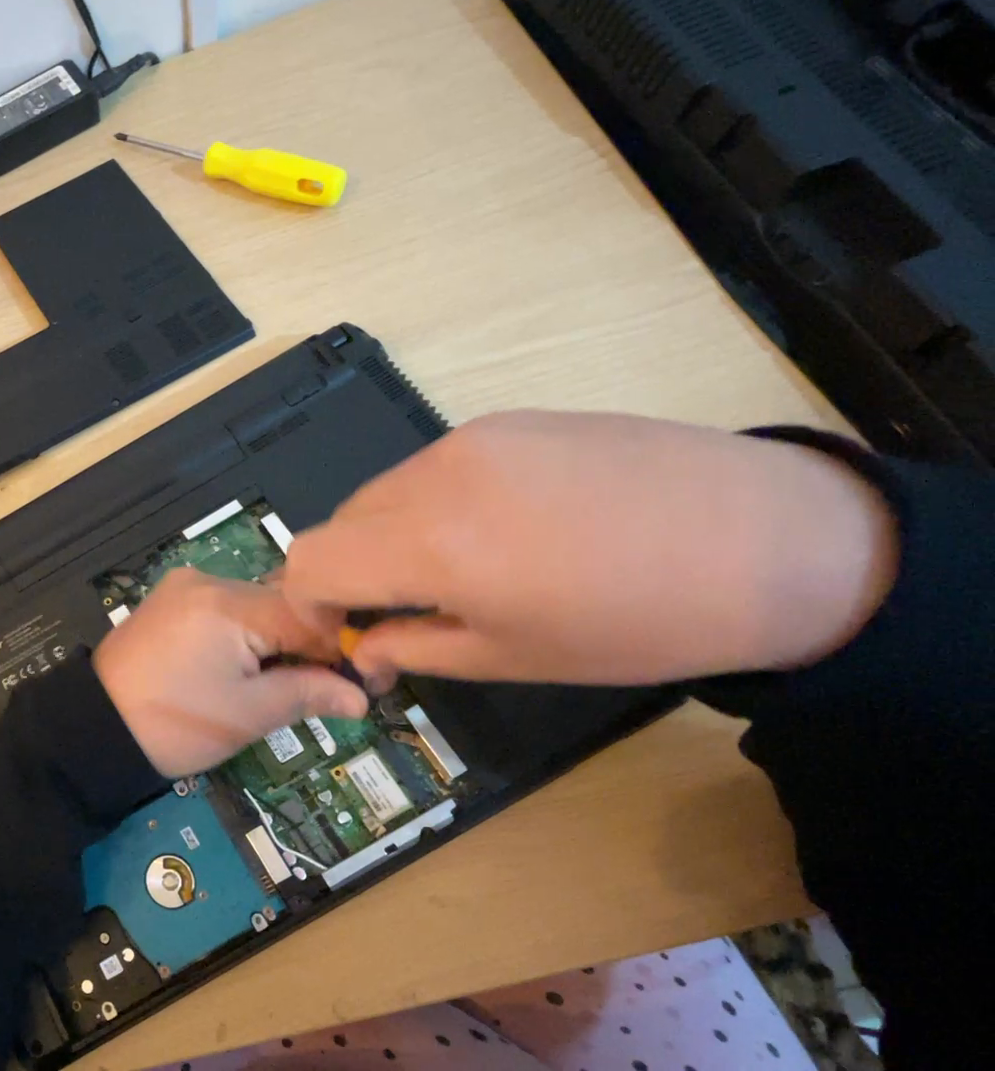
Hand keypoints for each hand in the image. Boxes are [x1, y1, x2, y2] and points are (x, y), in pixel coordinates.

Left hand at [93, 568, 366, 776]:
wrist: (93, 728)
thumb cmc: (174, 725)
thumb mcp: (247, 715)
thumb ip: (307, 694)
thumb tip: (361, 694)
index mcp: (228, 603)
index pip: (308, 613)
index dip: (339, 646)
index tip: (364, 678)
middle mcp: (207, 580)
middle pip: (282, 602)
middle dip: (307, 641)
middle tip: (328, 684)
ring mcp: (184, 586)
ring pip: (255, 603)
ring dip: (276, 636)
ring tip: (287, 679)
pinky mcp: (169, 599)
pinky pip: (224, 607)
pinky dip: (244, 631)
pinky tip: (250, 663)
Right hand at [282, 410, 897, 686]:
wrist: (772, 539)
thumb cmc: (636, 623)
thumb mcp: (512, 658)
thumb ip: (414, 649)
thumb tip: (364, 650)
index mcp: (429, 545)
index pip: (309, 560)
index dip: (306, 603)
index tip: (343, 631)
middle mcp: (431, 477)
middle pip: (338, 523)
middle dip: (348, 572)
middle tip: (399, 611)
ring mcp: (467, 439)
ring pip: (381, 493)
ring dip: (388, 538)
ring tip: (457, 571)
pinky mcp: (503, 421)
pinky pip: (431, 469)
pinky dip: (430, 506)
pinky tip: (498, 528)